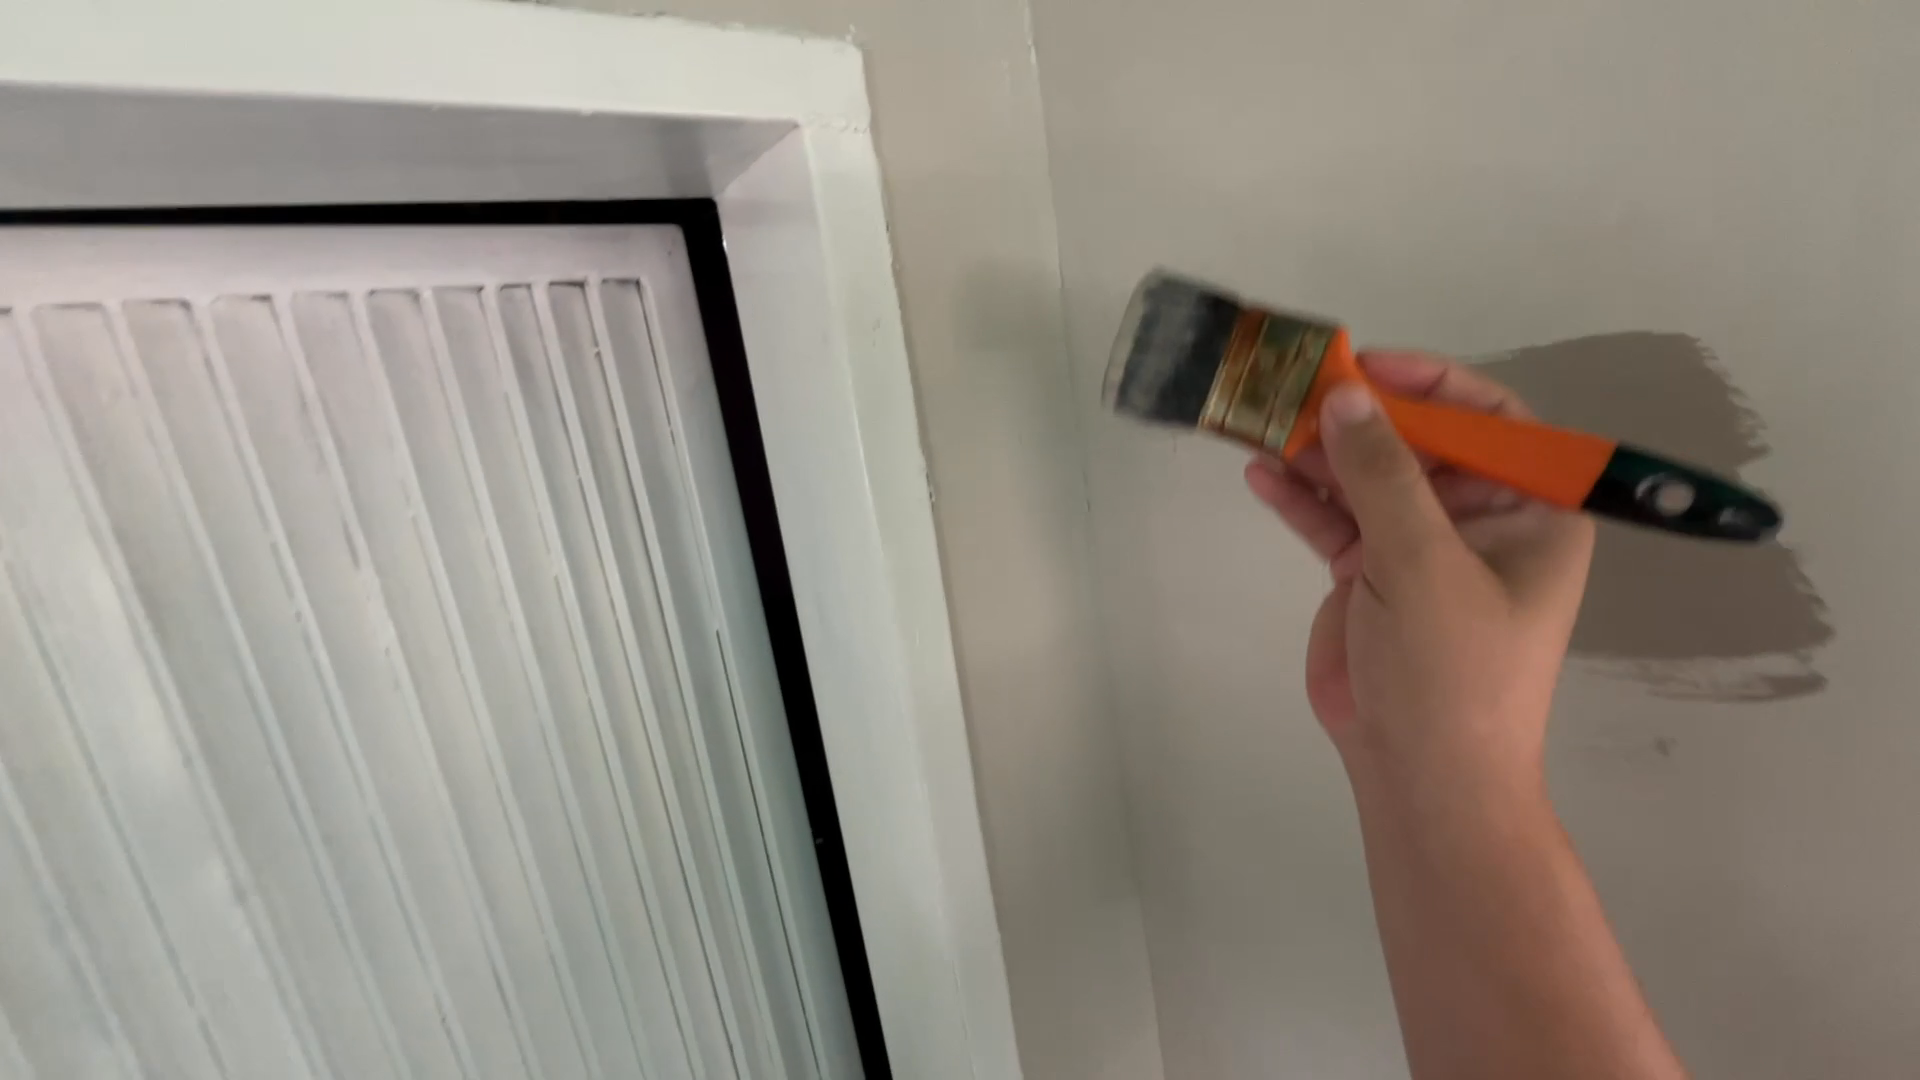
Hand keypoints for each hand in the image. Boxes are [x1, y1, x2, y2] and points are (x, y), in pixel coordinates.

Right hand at [1245, 351, 1594, 800]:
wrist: (1417, 768)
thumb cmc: (1451, 667)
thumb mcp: (1422, 562)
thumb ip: (1381, 476)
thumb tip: (1344, 397)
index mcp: (1526, 511)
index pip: (1489, 422)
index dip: (1429, 384)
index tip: (1363, 365)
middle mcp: (1473, 520)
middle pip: (1412, 446)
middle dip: (1354, 421)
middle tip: (1290, 393)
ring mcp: (1413, 547)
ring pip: (1362, 481)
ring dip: (1315, 456)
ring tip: (1260, 426)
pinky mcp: (1365, 574)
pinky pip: (1331, 522)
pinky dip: (1297, 500)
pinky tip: (1259, 476)